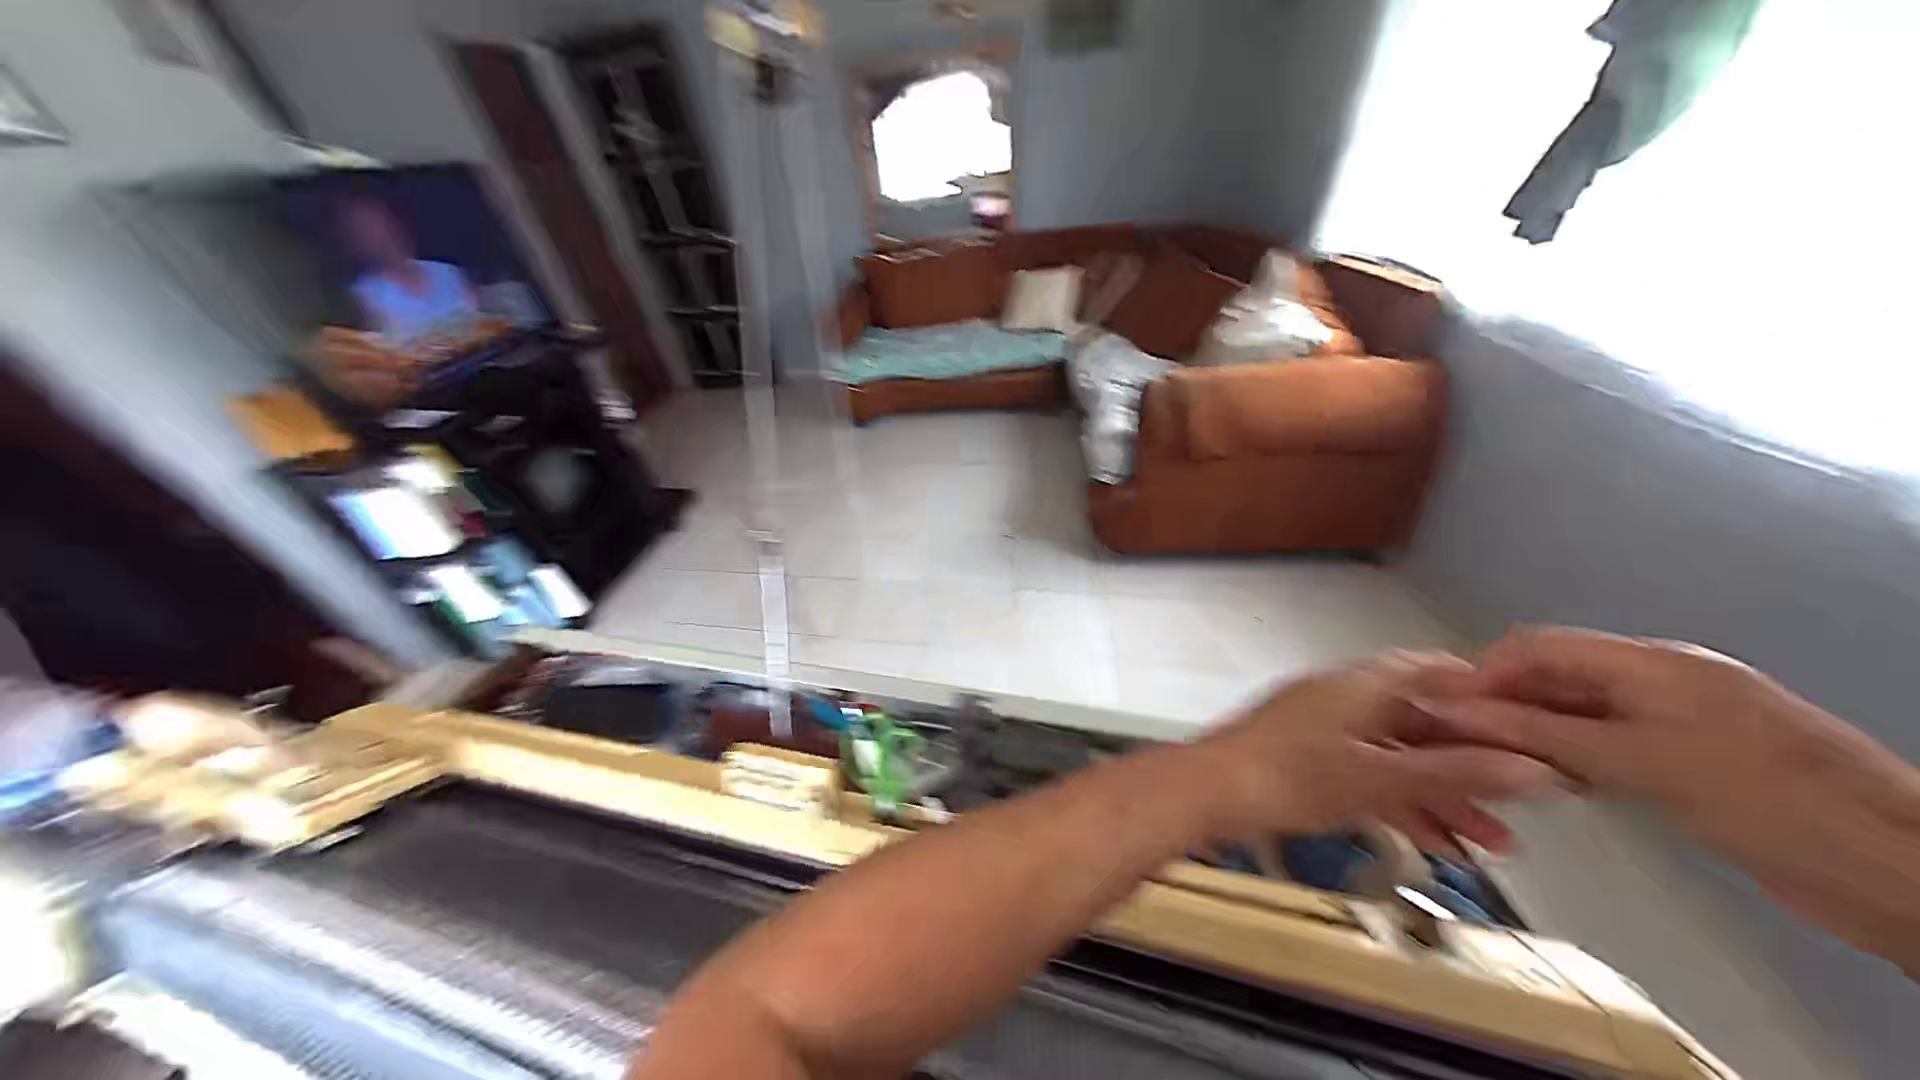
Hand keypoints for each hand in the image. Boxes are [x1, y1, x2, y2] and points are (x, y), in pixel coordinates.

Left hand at [1189, 655, 1560, 854]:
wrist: (1208, 791)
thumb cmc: (1291, 776)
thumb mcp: (1379, 778)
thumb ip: (1455, 773)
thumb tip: (1537, 770)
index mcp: (1358, 685)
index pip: (1429, 672)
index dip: (1479, 693)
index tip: (1523, 723)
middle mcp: (1339, 697)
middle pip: (1415, 722)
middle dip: (1466, 766)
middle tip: (1517, 809)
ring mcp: (1317, 727)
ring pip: (1391, 754)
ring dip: (1436, 795)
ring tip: (1486, 845)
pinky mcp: (1300, 757)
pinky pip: (1361, 773)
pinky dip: (1395, 802)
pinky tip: (1428, 842)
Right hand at [1413, 627, 1919, 971]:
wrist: (1906, 875)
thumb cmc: (1770, 803)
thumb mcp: (1637, 764)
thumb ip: (1536, 733)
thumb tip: (1453, 711)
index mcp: (1652, 663)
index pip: (1538, 645)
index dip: (1484, 672)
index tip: (1445, 709)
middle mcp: (1658, 680)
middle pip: (1555, 677)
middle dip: (1503, 705)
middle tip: (1461, 742)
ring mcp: (1675, 719)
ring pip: (1577, 712)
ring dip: (1534, 734)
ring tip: (1498, 766)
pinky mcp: (1688, 756)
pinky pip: (1607, 741)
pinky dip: (1571, 756)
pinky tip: (1556, 781)